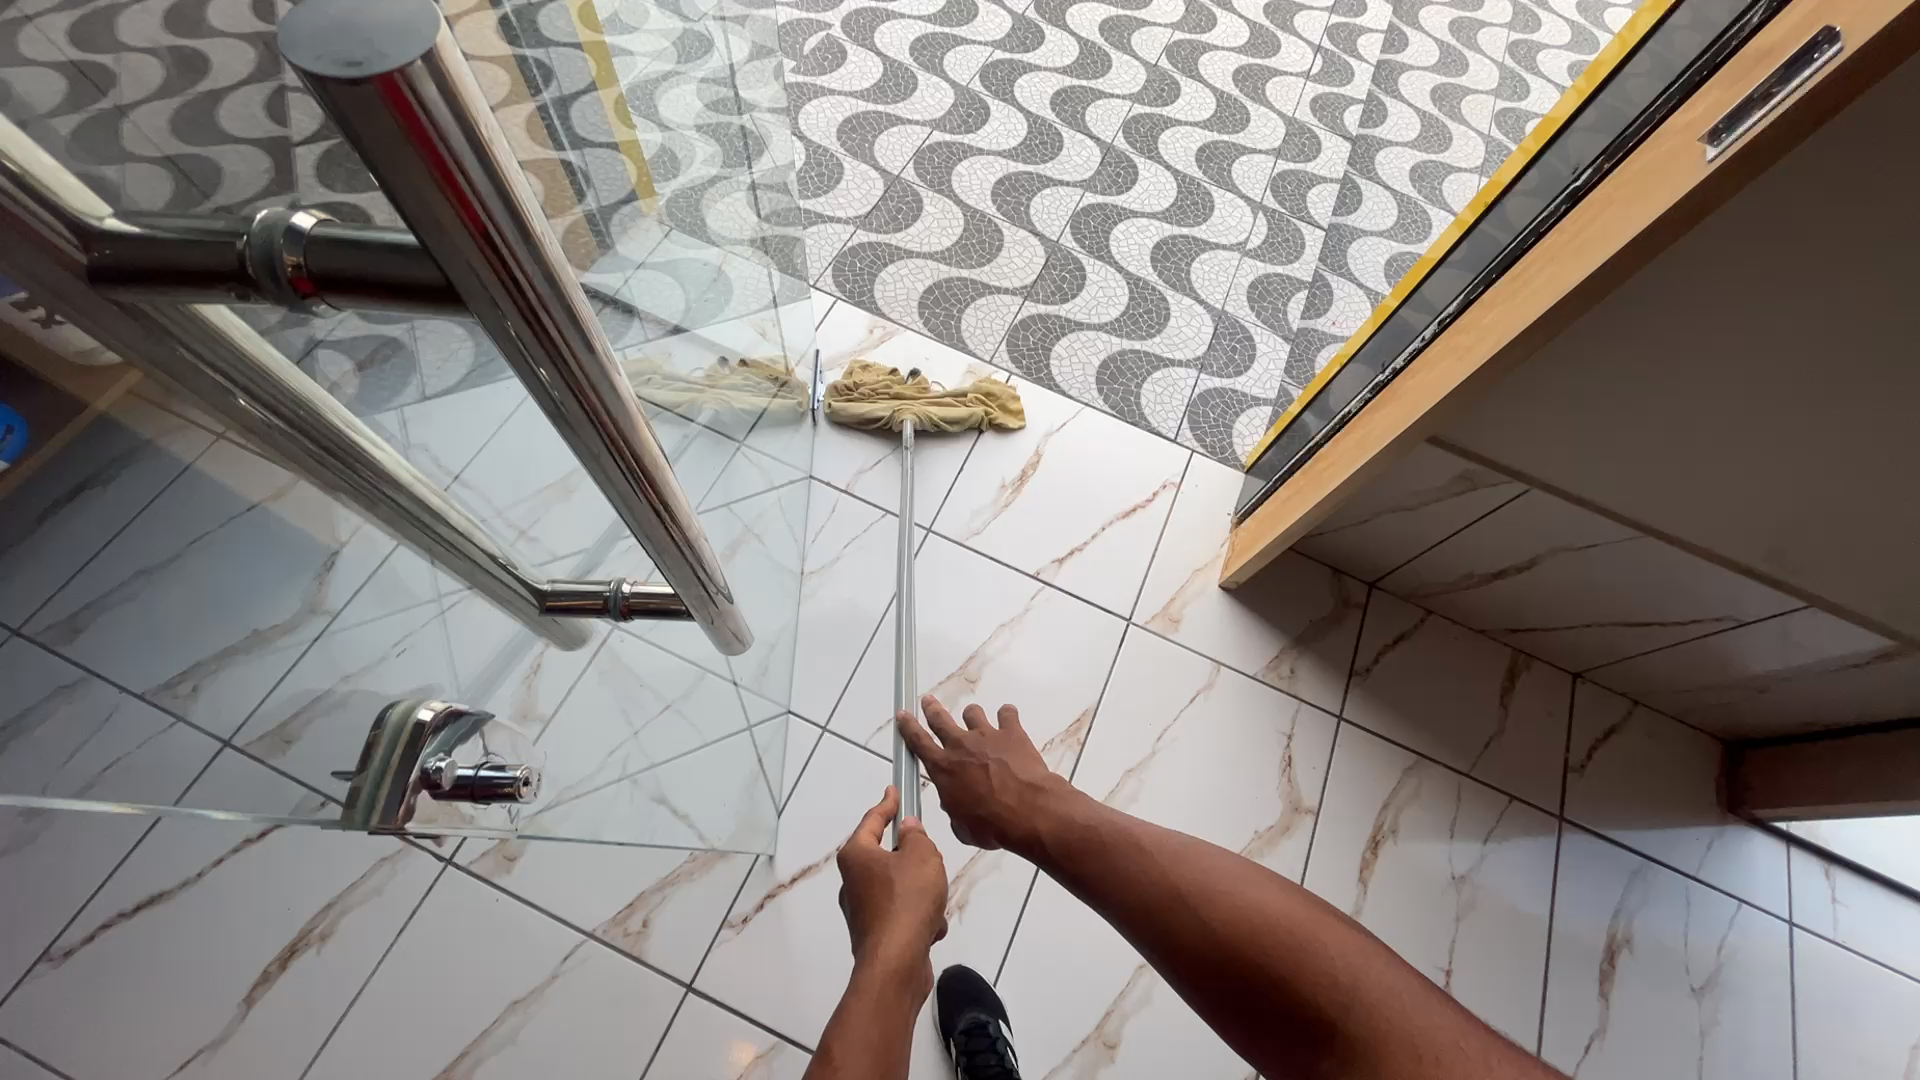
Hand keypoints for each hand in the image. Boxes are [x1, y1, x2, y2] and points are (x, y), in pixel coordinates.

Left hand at [836, 786, 948, 979]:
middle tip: (930, 858)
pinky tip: (931, 928)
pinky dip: (919, 918)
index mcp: (857, 856)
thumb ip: (917, 836)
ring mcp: (862, 911)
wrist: (896, 965)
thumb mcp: (922, 856)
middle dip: (913, 858)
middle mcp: (852, 881)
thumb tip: (908, 830)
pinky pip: (902, 915)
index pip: (872, 820)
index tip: (894, 790)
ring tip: (935, 902)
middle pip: (887, 856)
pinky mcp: (874, 936)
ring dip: (920, 892)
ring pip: (899, 888)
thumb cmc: (907, 900)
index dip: (887, 803)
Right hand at [896, 694, 1071, 852]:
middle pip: (940, 719)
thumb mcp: (962, 827)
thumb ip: (954, 809)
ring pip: (973, 713)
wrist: (1026, 810)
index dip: (908, 726)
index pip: (918, 742)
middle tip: (928, 700)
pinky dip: (1006, 716)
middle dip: (932, 708)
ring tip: (977, 721)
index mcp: (944, 768)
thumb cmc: (991, 825)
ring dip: (972, 716)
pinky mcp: (1011, 732)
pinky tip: (1009, 722)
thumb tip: (956, 806)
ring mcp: (986, 735)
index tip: (903, 714)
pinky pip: (1007, 713)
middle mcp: (961, 746)